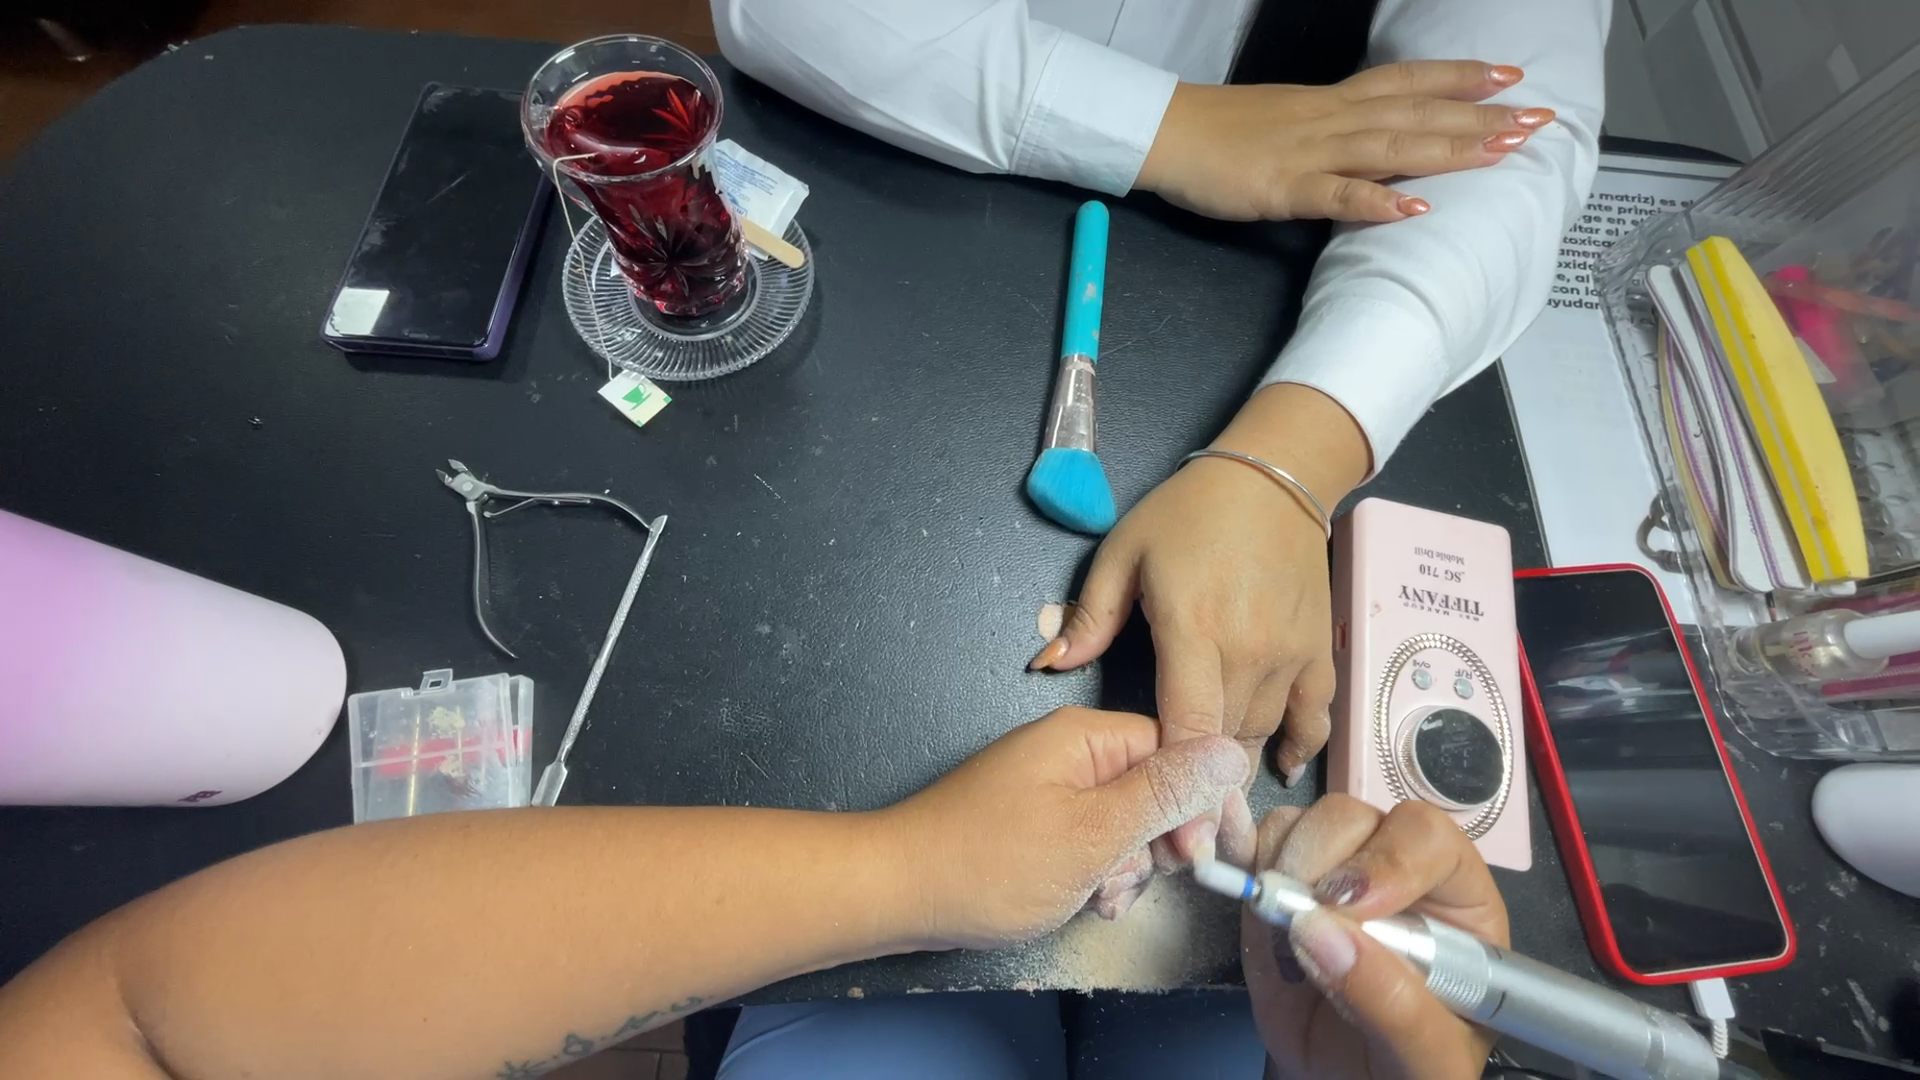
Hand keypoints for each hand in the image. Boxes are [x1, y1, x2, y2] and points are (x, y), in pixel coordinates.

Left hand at [881, 706, 1247, 948]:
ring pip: (1127, 821)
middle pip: (1153, 787)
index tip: (1207, 857)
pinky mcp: (1041, 818)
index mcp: (1087, 736)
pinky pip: (1094, 837)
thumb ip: (1165, 794)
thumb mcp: (1092, 832)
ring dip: (1127, 864)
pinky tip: (1087, 899)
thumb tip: (1230, 749)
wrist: (903, 889)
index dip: (1200, 802)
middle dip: (1158, 841)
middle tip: (1131, 877)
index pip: (1175, 749)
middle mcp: (1073, 751)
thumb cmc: (996, 860)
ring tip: (1100, 894)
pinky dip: (1100, 870)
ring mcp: (1054, 785)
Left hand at [1031, 384, 1367, 863]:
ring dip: (1233, 761)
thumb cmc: (1185, 515)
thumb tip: (1046, 665)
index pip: (1187, 726)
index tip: (1168, 835)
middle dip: (1200, 787)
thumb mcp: (1124, 554)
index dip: (1177, 785)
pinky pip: (1313, 713)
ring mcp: (1293, 653)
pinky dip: (1296, 743)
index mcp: (1194, 631)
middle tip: (1179, 831)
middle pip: (1223, 740)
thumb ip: (1089, 617)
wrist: (1270, 480)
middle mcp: (1249, 652)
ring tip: (1210, 797)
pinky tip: (1277, 765)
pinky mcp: (1321, 648)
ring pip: (1261, 731)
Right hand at [1136, 61, 1553, 222]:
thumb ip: (1318, 132)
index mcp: (1326, 104)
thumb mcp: (1278, 122)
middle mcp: (1329, 121)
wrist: (1171, 134)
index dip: (1457, 78)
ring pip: (1390, 146)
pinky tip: (1413, 207)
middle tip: (1534, 122)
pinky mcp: (1283, 188)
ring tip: (1501, 152)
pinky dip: (1376, 200)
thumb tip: (1347, 147)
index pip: (1404, 83)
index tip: (1506, 77)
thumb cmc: (1217, 132)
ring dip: (1448, 149)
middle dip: (1477, 117)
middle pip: (1414, 114)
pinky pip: (1336, 194)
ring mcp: (1309, 153)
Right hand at [1243, 797, 1509, 1079]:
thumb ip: (1392, 1004)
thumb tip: (1321, 931)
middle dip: (1319, 858)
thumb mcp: (1424, 1062)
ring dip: (1278, 863)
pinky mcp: (1275, 870)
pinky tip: (1245, 890)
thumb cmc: (1398, 1071)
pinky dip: (1241, 853)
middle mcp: (1390, 867)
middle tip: (1298, 916)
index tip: (1351, 907)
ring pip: (1300, 819)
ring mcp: (1326, 863)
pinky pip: (1254, 835)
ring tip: (1278, 927)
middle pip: (1355, 816)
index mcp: (1454, 903)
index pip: (1430, 840)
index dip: (1390, 859)